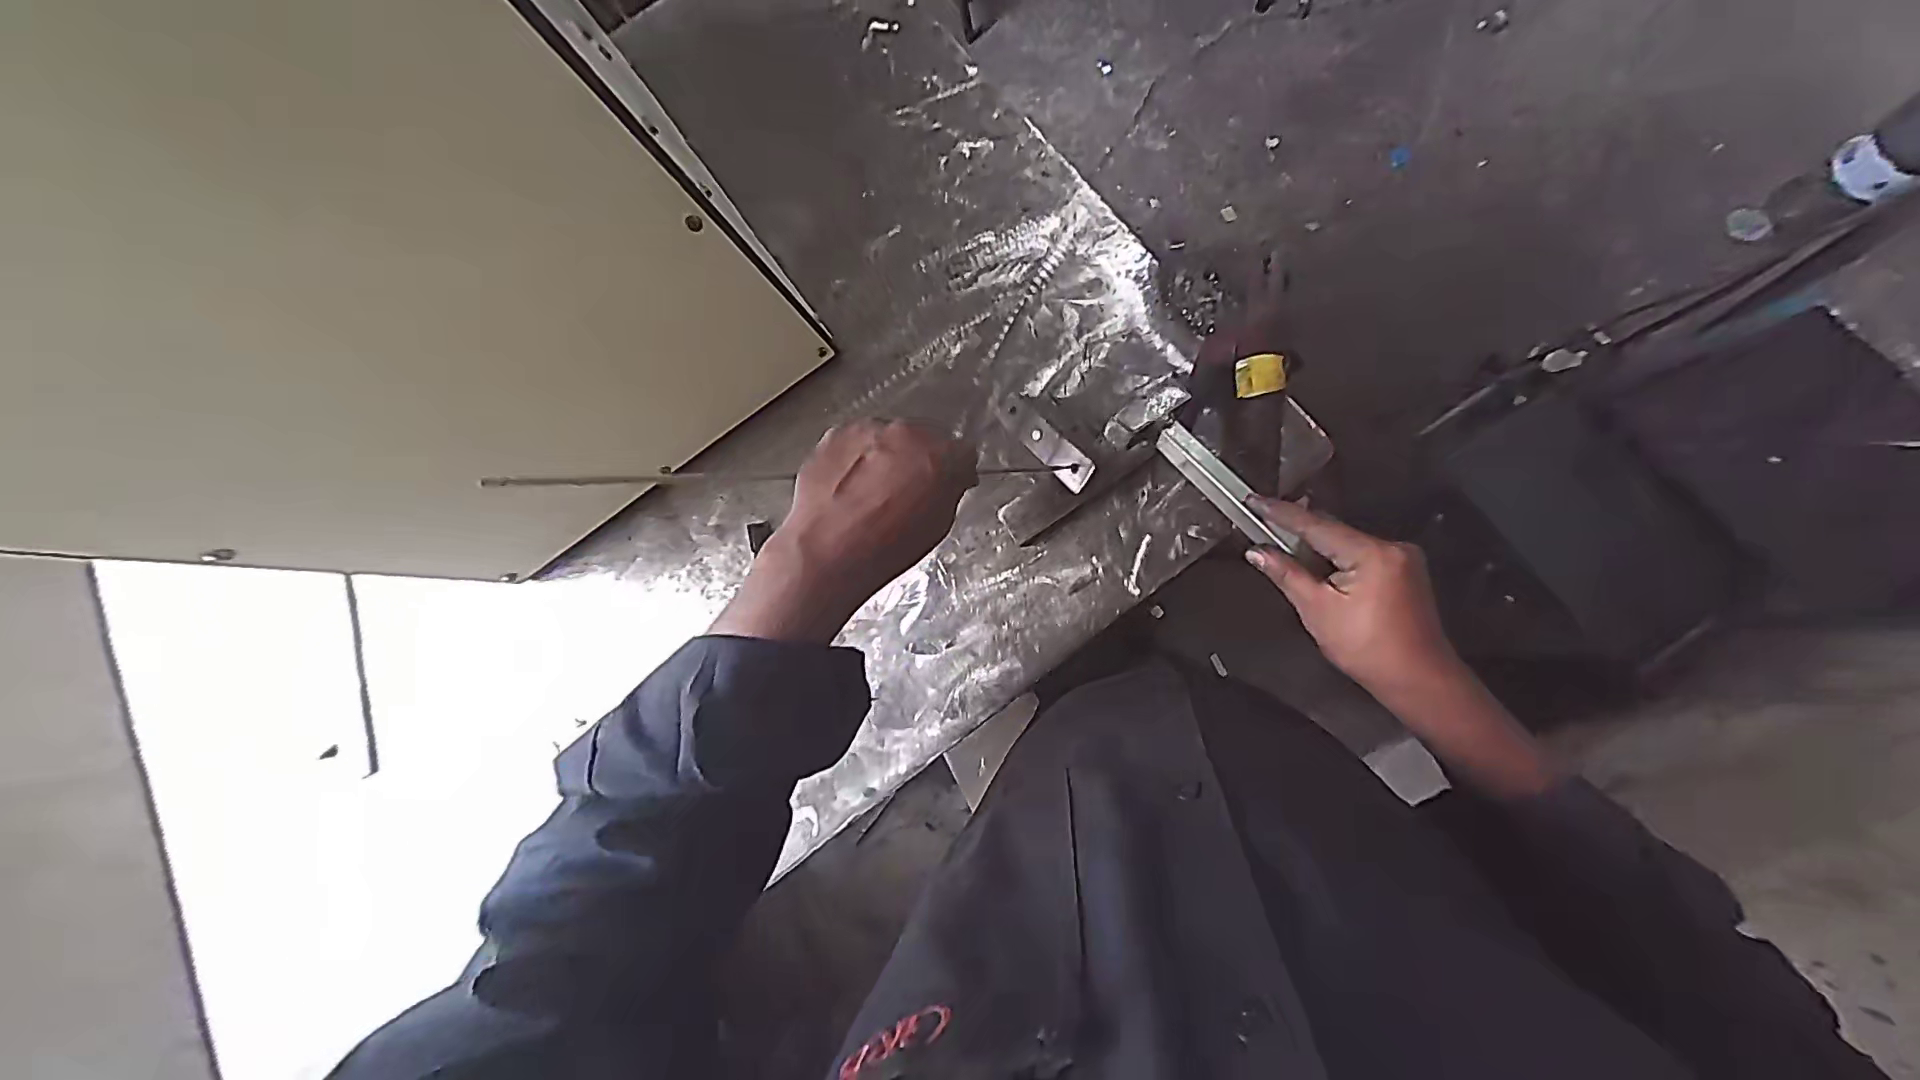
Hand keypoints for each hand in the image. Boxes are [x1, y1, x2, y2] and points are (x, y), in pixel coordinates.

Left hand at [710, 420, 977, 643]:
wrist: (827, 550)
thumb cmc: (883, 547)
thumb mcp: (937, 525)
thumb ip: (949, 491)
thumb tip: (948, 480)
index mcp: (941, 455)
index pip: (961, 451)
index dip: (955, 469)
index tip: (949, 480)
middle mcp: (906, 433)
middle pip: (923, 437)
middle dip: (919, 459)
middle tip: (907, 489)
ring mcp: (868, 430)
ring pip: (886, 437)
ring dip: (885, 456)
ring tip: (872, 492)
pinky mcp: (836, 435)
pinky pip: (855, 442)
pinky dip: (856, 458)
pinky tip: (850, 487)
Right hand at [1243, 496, 1557, 798]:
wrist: (1419, 680)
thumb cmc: (1366, 648)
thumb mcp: (1317, 610)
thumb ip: (1286, 574)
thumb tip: (1256, 550)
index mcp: (1372, 553)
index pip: (1316, 525)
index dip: (1280, 512)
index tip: (1254, 500)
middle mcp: (1392, 547)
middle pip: (1333, 530)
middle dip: (1296, 529)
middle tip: (1260, 522)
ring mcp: (1402, 559)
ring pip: (1345, 543)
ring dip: (1314, 546)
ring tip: (1280, 547)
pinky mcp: (1403, 572)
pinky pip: (1359, 555)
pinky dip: (1333, 558)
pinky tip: (1314, 566)